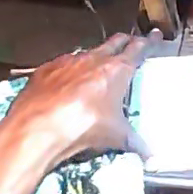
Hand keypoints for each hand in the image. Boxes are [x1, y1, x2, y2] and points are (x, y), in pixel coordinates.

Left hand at [0, 31, 161, 163]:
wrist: (37, 128)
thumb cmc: (85, 127)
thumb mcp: (116, 137)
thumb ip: (136, 143)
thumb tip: (153, 159)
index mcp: (117, 70)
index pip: (139, 49)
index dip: (149, 42)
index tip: (156, 34)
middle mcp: (94, 58)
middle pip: (115, 42)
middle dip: (125, 41)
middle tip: (131, 43)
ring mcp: (68, 61)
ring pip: (88, 51)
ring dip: (96, 56)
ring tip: (98, 65)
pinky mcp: (45, 69)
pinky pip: (63, 64)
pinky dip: (70, 69)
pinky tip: (67, 81)